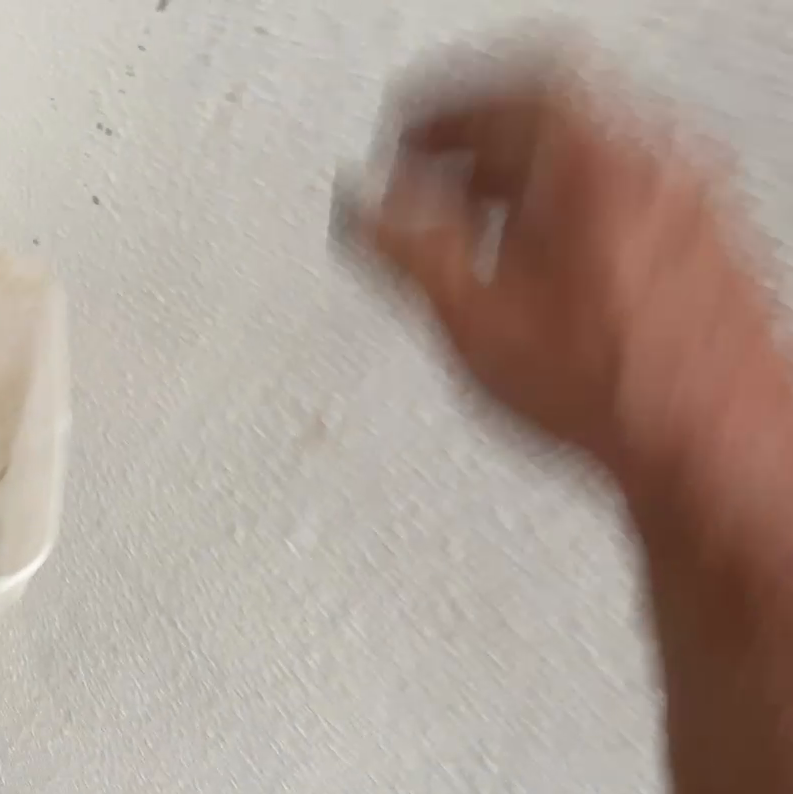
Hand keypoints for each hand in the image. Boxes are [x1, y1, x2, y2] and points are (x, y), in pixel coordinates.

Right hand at [342, 49, 780, 476]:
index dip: (446, 99)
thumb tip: (359, 206)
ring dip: (502, 169)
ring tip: (448, 201)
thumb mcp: (467, 313)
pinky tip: (508, 243)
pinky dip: (543, 198)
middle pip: (549, 115)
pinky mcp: (687, 241)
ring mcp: (679, 204)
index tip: (401, 121)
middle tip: (414, 156)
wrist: (698, 436)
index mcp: (593, 172)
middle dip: (465, 134)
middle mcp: (651, 171)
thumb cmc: (597, 380)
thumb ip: (407, 248)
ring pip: (578, 152)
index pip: (517, 91)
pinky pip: (606, 190)